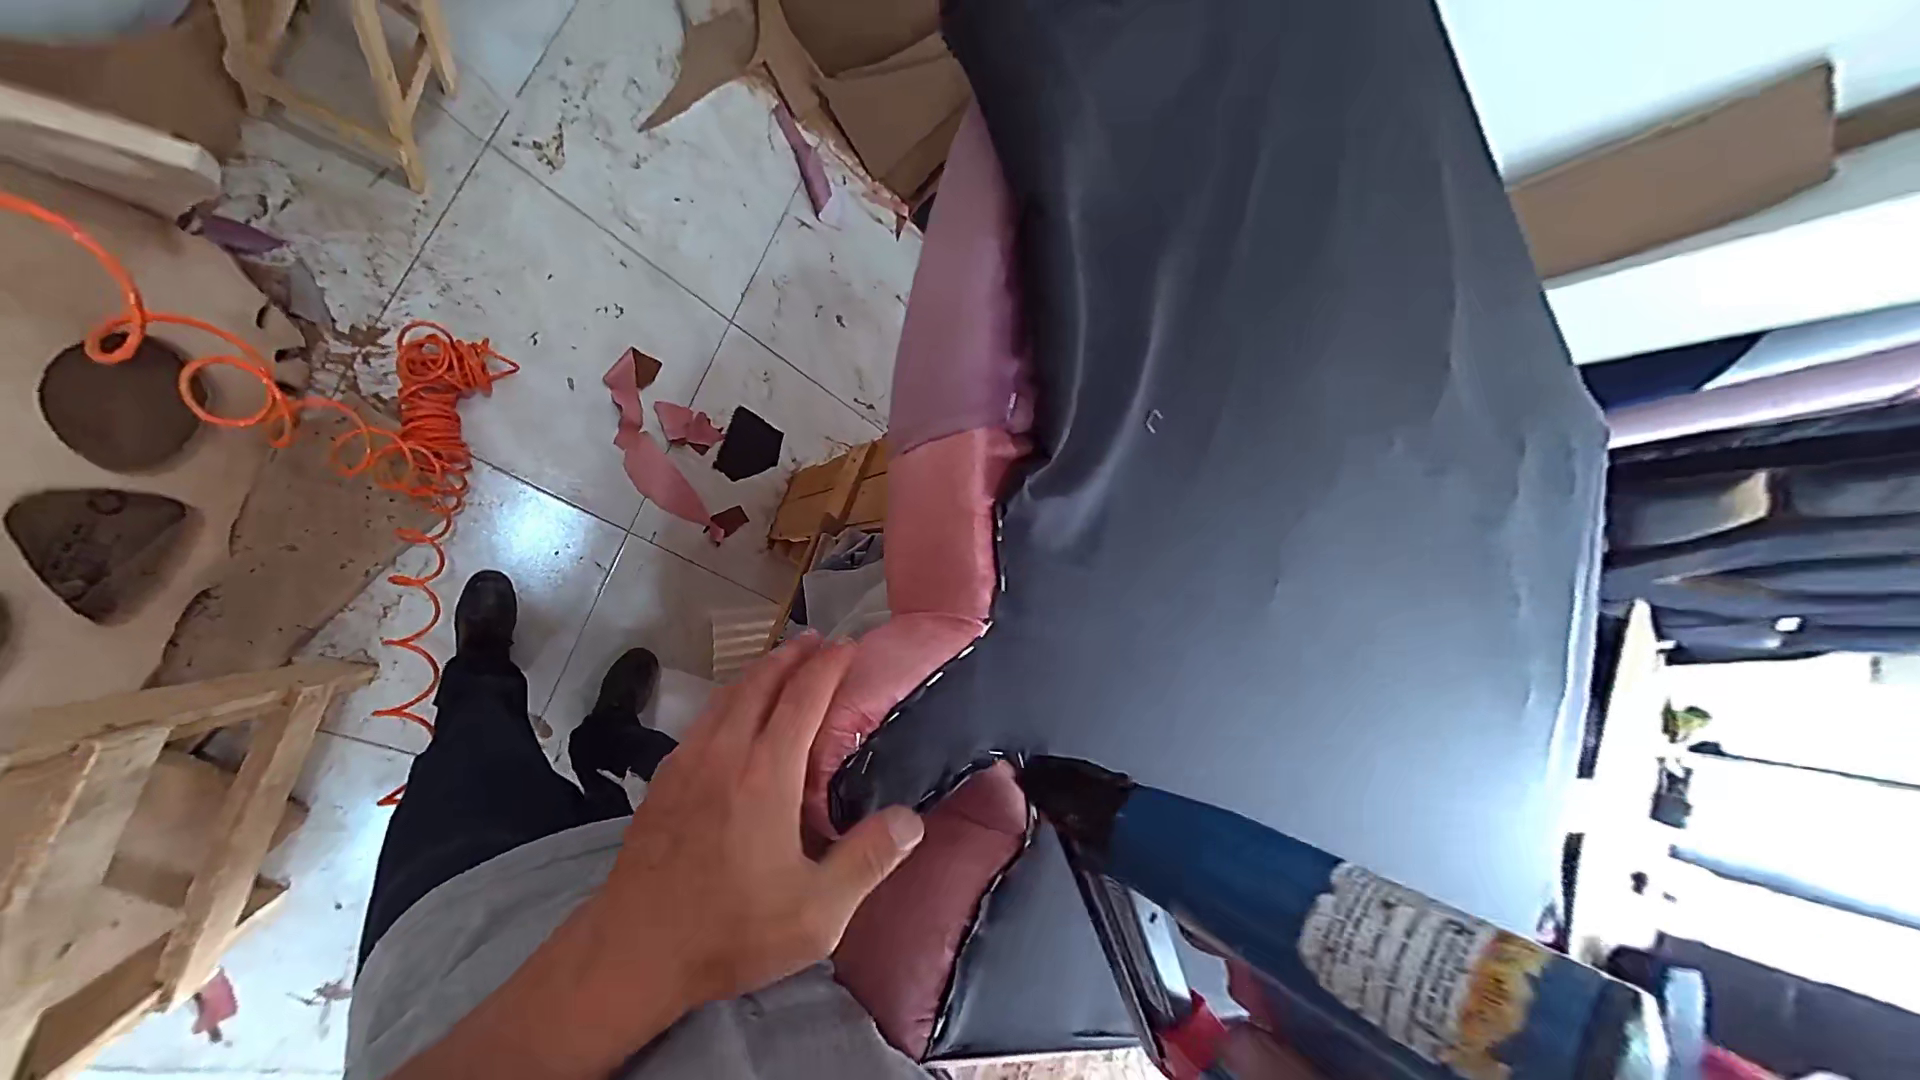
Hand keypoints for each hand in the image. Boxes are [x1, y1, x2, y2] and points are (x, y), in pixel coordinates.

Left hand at [389, 636, 922, 1079]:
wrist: (629, 955)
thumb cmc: (731, 931)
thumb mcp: (816, 913)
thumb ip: (868, 860)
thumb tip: (912, 818)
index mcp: (766, 773)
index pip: (804, 697)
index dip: (829, 665)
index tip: (849, 644)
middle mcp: (726, 752)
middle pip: (762, 681)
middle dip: (793, 653)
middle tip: (818, 639)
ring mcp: (689, 761)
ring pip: (729, 694)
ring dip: (761, 668)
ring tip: (783, 659)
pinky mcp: (665, 777)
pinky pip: (705, 716)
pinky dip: (731, 695)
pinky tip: (734, 708)